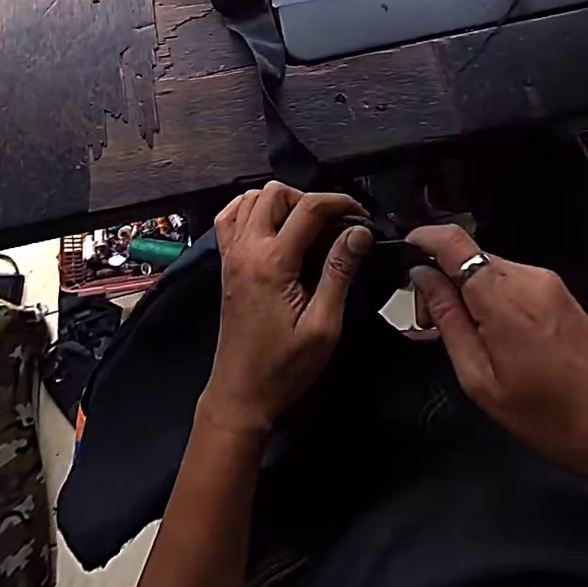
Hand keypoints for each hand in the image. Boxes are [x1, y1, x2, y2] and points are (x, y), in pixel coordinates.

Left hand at [202, 183, 370, 435]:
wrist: (241, 394)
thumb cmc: (282, 368)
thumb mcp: (323, 325)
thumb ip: (339, 272)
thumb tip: (358, 233)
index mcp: (272, 263)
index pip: (308, 208)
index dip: (340, 203)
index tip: (359, 215)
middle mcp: (246, 251)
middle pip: (274, 192)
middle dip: (309, 198)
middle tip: (333, 222)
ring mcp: (232, 256)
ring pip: (251, 199)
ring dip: (282, 202)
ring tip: (308, 226)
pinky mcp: (227, 265)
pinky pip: (230, 218)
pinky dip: (251, 210)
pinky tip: (272, 225)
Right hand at [406, 224, 587, 494]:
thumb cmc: (554, 415)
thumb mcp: (480, 378)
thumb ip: (447, 318)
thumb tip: (423, 278)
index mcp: (504, 300)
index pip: (453, 241)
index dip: (423, 238)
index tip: (408, 250)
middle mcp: (528, 279)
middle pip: (466, 255)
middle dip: (441, 280)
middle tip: (432, 322)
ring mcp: (546, 282)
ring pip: (485, 267)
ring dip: (465, 289)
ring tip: (464, 334)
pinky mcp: (556, 290)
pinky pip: (508, 278)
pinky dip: (489, 296)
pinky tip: (489, 331)